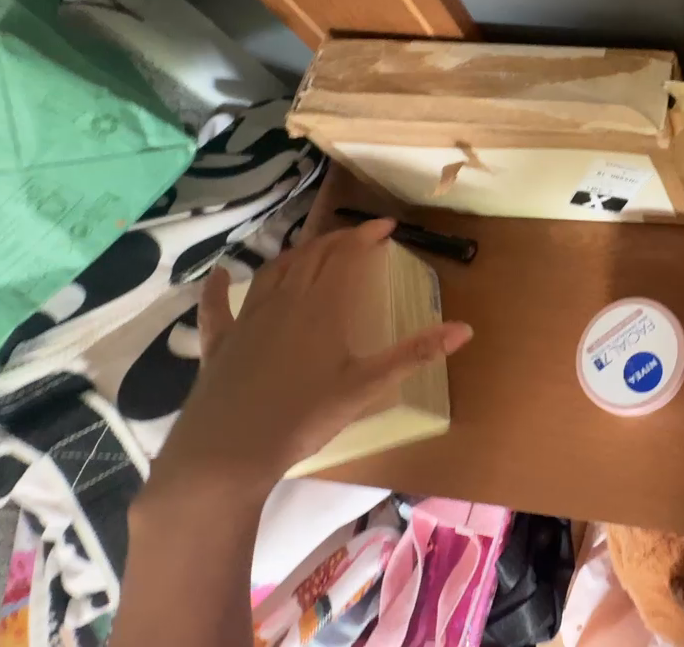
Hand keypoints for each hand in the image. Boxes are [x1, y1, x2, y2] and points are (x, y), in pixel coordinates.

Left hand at [146, 217, 473, 502]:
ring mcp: (247, 321)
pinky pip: (217, 308)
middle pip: (311, 256)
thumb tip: (465, 329)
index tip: (388, 225)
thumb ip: (415, 354)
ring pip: (273, 272)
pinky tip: (220, 274)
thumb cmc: (302, 419)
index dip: (367, 235)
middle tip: (360, 237)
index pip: (347, 256)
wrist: (224, 457)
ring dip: (296, 254)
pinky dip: (219, 288)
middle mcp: (284, 302)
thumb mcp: (367, 387)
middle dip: (338, 240)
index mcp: (322, 308)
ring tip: (314, 249)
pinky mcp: (219, 344)